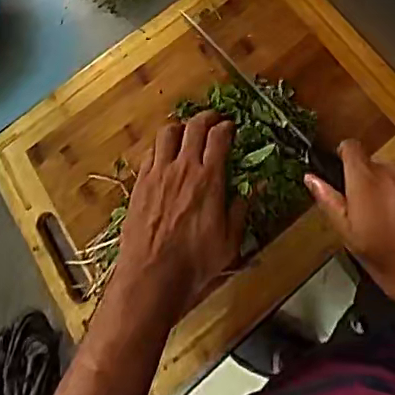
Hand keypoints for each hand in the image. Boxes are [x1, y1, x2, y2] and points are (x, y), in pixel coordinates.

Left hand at [109, 111, 242, 323]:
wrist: (151, 276)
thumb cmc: (194, 263)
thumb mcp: (229, 241)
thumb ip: (241, 209)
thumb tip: (255, 188)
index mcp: (209, 179)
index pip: (219, 137)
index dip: (227, 127)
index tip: (231, 127)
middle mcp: (183, 169)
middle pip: (194, 127)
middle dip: (206, 117)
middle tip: (213, 120)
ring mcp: (158, 174)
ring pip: (167, 133)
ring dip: (180, 127)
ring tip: (186, 132)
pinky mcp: (139, 183)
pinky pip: (149, 153)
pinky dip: (159, 148)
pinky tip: (164, 156)